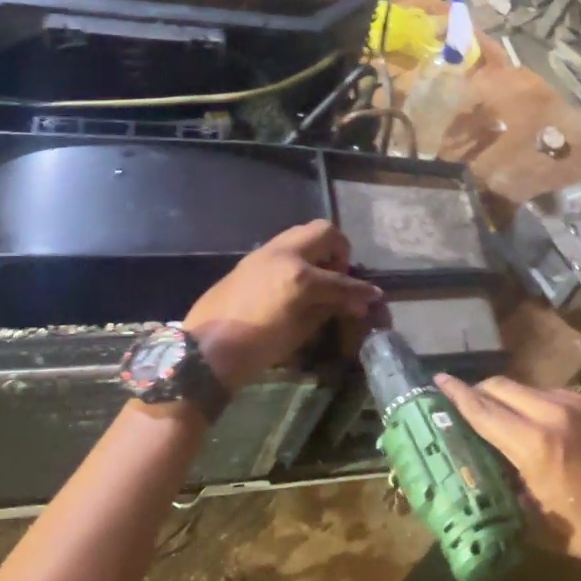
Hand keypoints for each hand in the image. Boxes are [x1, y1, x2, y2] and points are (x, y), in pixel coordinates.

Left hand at [183, 221, 380, 390]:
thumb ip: (329, 308)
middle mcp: (285, 254)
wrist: (207, 349)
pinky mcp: (251, 258)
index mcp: (300, 276)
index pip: (341, 280)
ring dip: (317, 249)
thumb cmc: (258, 346)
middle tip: (338, 277)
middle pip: (324, 231)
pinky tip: (296, 282)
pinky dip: (298, 255)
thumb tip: (354, 302)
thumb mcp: (301, 330)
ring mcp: (265, 252)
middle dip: (339, 251)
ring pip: (302, 233)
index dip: (361, 291)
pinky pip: (284, 246)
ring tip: (318, 278)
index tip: (374, 296)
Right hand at [434, 374, 580, 574]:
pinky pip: (556, 396)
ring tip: (505, 419)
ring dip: (511, 400)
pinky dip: (540, 406)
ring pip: (529, 389)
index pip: (484, 410)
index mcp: (535, 445)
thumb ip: (503, 477)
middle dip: (480, 392)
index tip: (438, 380)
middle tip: (465, 403)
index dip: (458, 395)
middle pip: (503, 387)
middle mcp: (555, 414)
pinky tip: (542, 427)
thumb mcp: (530, 512)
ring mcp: (580, 405)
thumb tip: (481, 460)